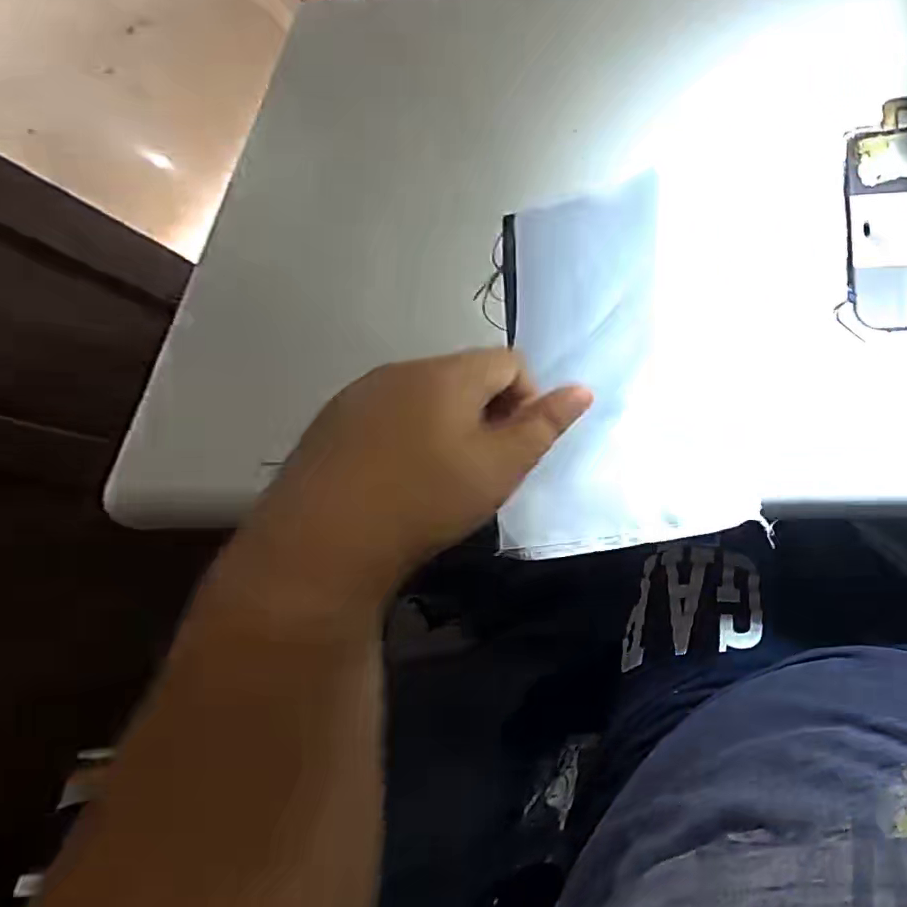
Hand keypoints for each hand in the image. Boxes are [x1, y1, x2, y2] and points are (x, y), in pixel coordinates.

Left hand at [236, 349, 591, 601]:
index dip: (528, 399)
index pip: (510, 361)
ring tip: (446, 474)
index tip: (516, 446)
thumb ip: (546, 424)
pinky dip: (413, 434)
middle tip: (487, 464)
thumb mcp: (503, 465)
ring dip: (452, 423)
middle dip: (491, 412)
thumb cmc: (429, 498)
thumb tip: (582, 389)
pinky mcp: (332, 421)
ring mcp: (360, 394)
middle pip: (468, 375)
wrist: (324, 544)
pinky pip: (392, 412)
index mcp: (446, 374)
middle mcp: (401, 370)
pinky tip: (403, 477)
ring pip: (429, 395)